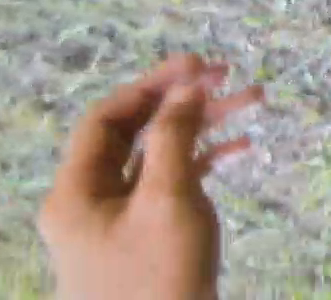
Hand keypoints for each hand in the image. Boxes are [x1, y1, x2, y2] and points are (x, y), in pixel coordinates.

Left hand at [39, 54, 263, 299]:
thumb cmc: (156, 267)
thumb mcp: (167, 197)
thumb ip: (175, 138)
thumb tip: (188, 86)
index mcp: (76, 191)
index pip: (106, 119)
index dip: (151, 84)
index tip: (200, 63)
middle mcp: (91, 197)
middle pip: (134, 130)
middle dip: (182, 98)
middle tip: (228, 73)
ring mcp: (119, 212)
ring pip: (161, 149)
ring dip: (205, 121)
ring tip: (254, 98)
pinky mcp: (147, 224)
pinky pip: (175, 174)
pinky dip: (208, 153)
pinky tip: (243, 145)